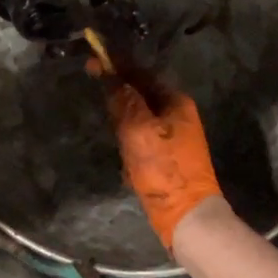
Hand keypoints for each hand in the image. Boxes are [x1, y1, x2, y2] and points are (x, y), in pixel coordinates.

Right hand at [107, 83, 222, 251]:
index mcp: (174, 102)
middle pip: (138, 95)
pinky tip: (128, 167)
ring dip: (123, 131)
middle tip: (107, 116)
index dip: (116, 67)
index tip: (91, 62)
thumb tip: (112, 77)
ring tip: (121, 149)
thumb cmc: (163, 168)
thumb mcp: (138, 129)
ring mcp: (172, 137)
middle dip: (119, 104)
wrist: (186, 214)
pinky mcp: (165, 157)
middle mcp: (176, 115)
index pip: (140, 74)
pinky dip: (130, 149)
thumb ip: (124, 100)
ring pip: (136, 120)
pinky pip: (139, 142)